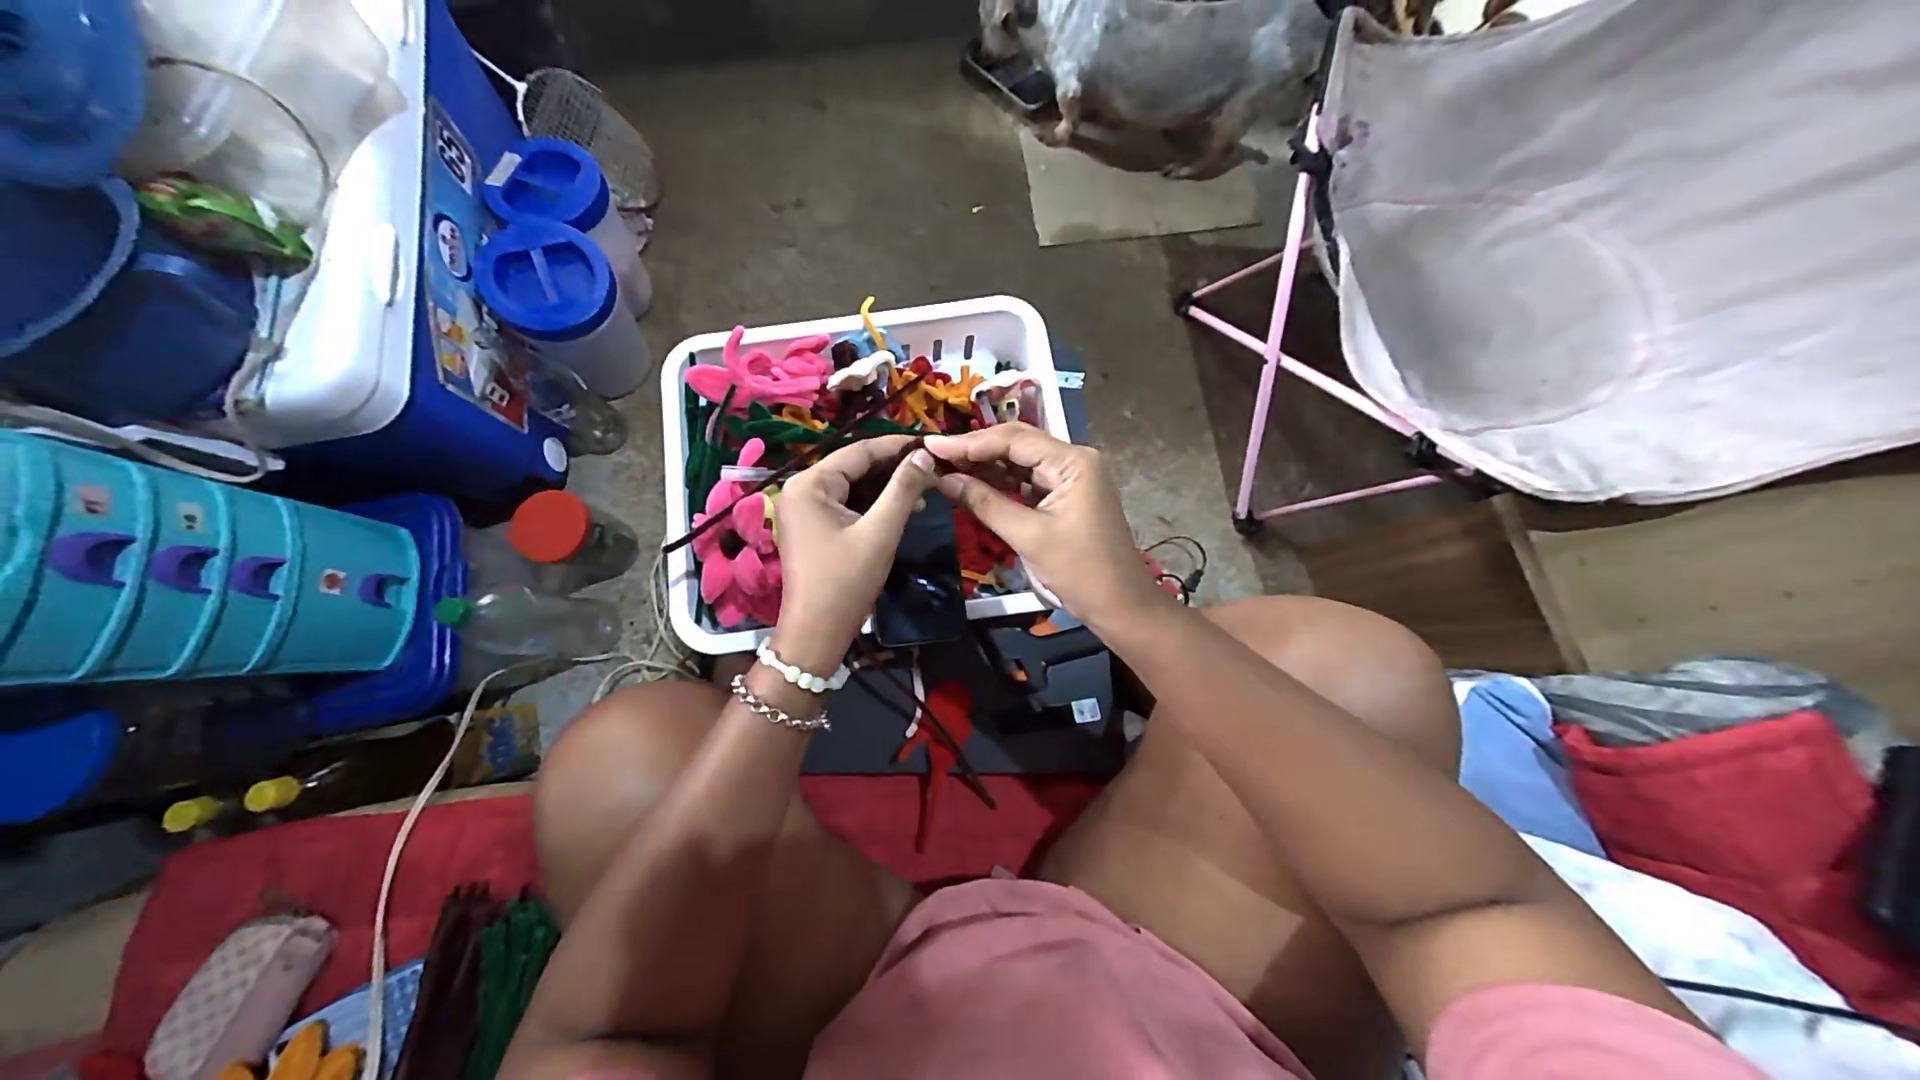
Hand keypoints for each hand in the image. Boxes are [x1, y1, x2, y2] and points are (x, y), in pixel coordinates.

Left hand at [771, 435, 937, 671]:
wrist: (817, 633)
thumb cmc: (846, 581)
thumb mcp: (880, 532)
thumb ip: (903, 489)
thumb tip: (925, 456)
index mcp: (809, 483)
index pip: (859, 451)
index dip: (898, 446)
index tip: (932, 444)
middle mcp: (801, 488)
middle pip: (855, 467)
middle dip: (894, 469)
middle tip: (933, 470)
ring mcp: (804, 509)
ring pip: (853, 486)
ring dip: (887, 488)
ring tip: (925, 492)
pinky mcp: (812, 527)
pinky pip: (846, 504)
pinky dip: (873, 505)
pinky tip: (902, 510)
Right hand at [924, 423, 1169, 629]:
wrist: (1120, 605)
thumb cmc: (1080, 571)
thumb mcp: (1028, 536)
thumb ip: (984, 503)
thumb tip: (944, 480)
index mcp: (1074, 461)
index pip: (1014, 439)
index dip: (969, 442)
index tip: (931, 444)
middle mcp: (1075, 460)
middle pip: (1017, 444)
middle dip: (975, 449)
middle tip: (934, 452)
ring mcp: (1071, 478)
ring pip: (1020, 462)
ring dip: (985, 465)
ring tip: (945, 465)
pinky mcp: (1066, 496)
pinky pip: (1028, 481)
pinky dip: (1000, 483)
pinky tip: (972, 482)